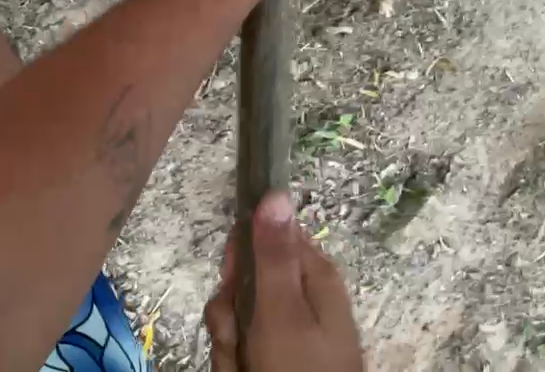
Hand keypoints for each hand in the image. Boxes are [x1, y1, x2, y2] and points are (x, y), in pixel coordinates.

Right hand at [205, 193, 365, 371]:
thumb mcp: (282, 312)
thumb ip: (273, 253)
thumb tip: (275, 190)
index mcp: (315, 277)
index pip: (266, 233)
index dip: (240, 252)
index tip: (231, 274)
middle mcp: (302, 298)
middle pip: (243, 277)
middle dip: (230, 310)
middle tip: (239, 335)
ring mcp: (287, 331)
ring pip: (234, 315)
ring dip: (230, 343)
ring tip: (245, 366)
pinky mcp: (273, 358)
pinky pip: (239, 345)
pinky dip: (235, 362)